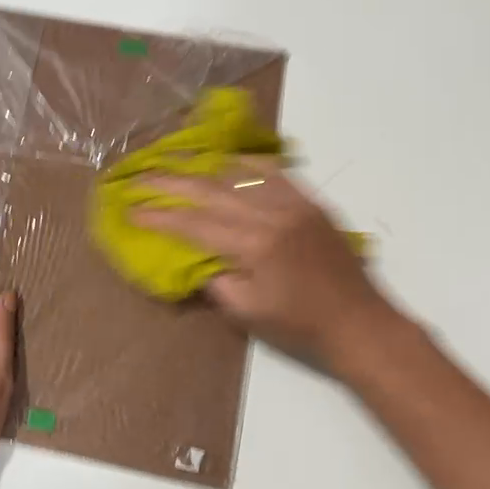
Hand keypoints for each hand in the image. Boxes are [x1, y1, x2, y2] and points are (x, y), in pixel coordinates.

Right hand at [131, 159, 400, 367]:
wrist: (358, 321)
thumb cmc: (298, 324)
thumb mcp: (246, 311)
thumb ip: (215, 280)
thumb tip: (195, 258)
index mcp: (255, 244)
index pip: (195, 223)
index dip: (159, 217)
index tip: (131, 211)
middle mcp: (274, 214)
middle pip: (212, 191)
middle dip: (171, 184)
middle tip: (140, 178)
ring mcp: (296, 203)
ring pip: (241, 175)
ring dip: (205, 169)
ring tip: (177, 164)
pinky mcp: (311, 203)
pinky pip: (274, 173)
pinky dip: (246, 167)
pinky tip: (228, 164)